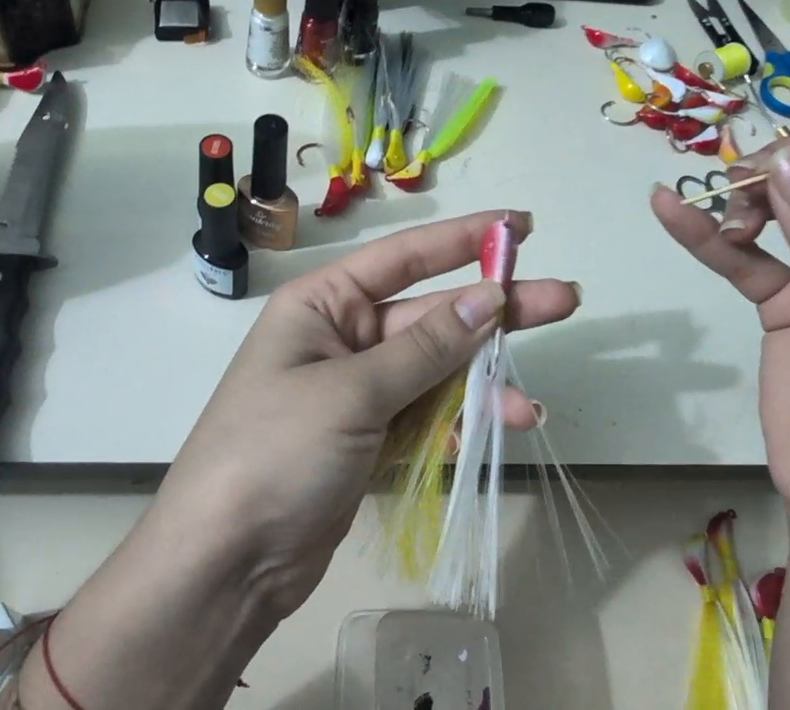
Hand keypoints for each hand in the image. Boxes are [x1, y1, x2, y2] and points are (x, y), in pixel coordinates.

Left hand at [153, 209, 579, 615]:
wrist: (225, 562)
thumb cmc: (275, 452)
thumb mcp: (352, 391)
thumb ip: (426, 347)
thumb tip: (490, 298)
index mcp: (322, 304)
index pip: (403, 257)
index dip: (464, 239)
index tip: (520, 227)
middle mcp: (342, 338)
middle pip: (431, 315)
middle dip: (495, 312)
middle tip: (565, 299)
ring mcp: (358, 392)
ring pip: (437, 371)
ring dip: (485, 382)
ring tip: (533, 398)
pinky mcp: (371, 440)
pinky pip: (428, 417)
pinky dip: (463, 422)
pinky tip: (505, 428)